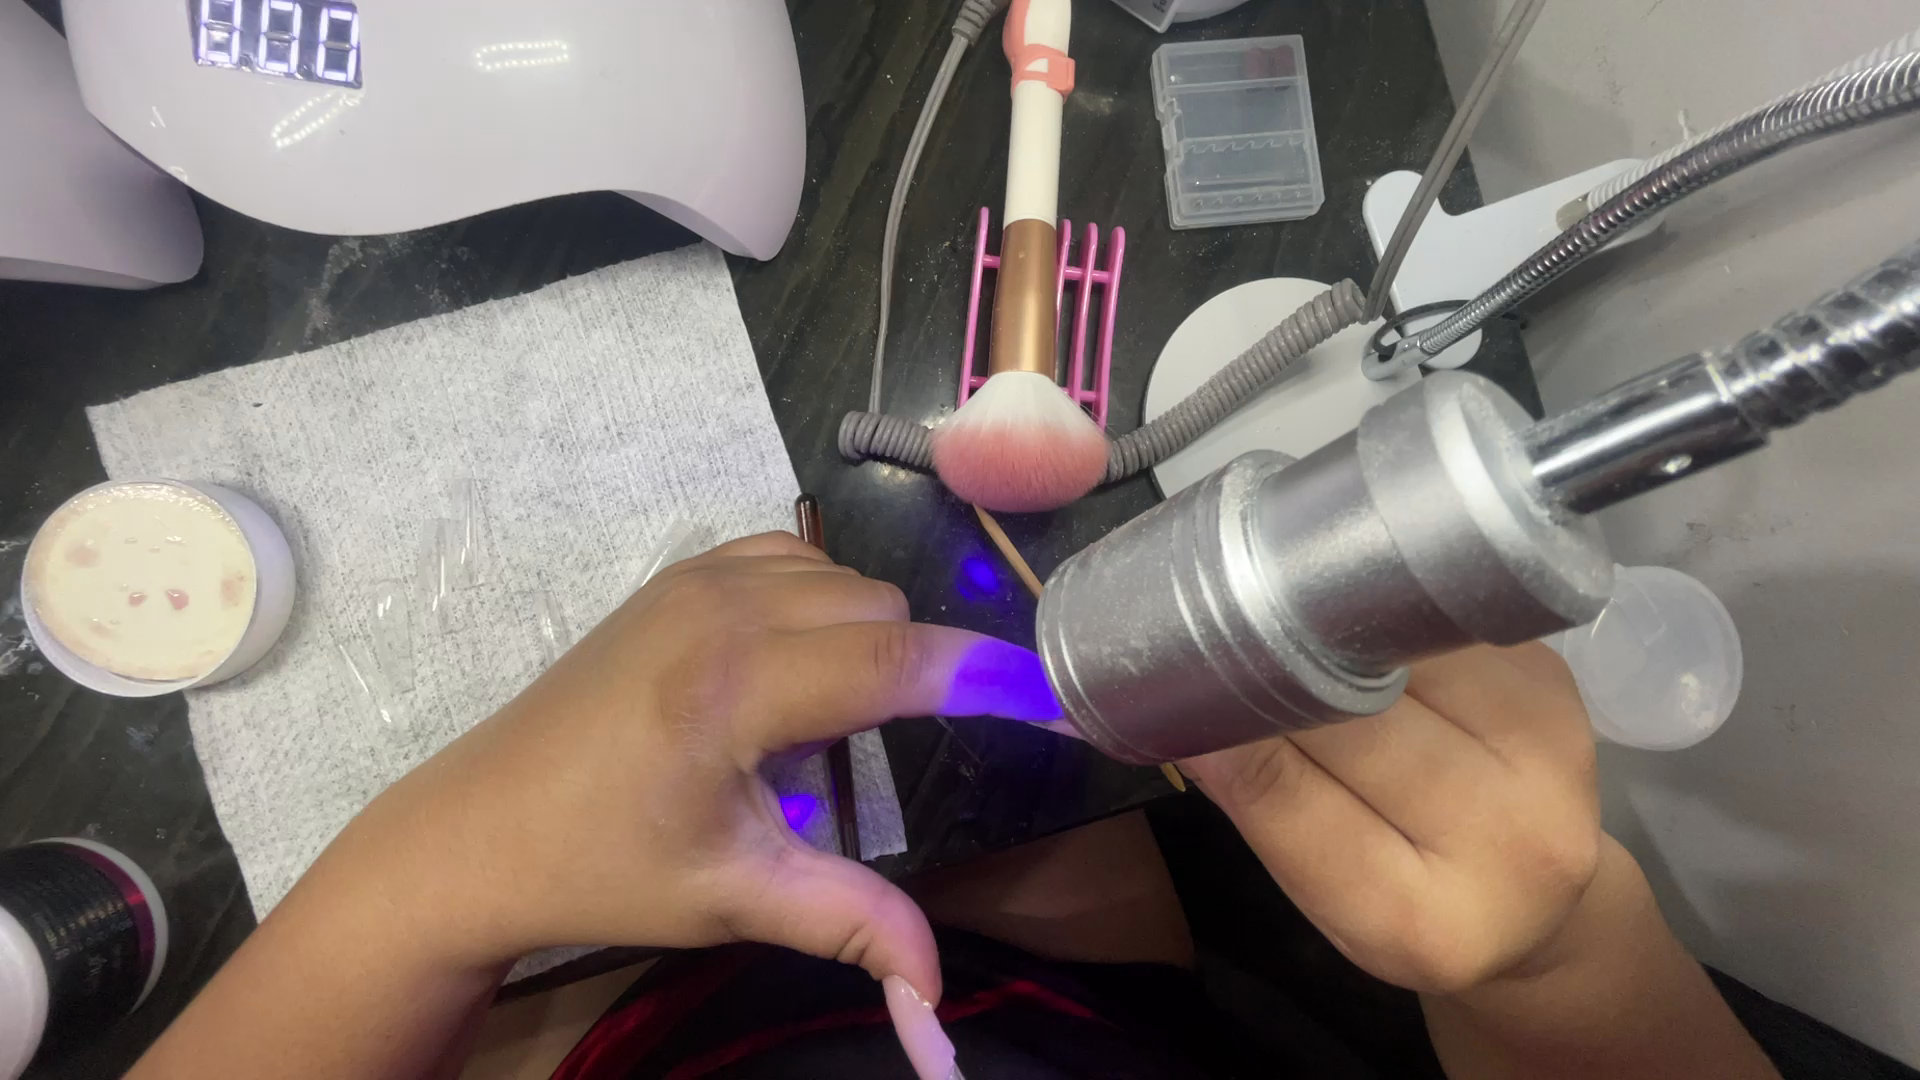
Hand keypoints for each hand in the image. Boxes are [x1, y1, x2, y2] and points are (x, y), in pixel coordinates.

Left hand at [315, 532, 1059, 1002]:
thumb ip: (854, 927)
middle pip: (883, 610)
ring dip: (865, 635)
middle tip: (867, 749)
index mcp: (738, 688)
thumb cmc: (608, 866)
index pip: (897, 661)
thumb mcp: (736, 896)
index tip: (1047, 699)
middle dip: (910, 669)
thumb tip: (942, 1006)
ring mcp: (701, 577)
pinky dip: (822, 597)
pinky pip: (797, 555)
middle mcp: (726, 608)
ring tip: (818, 710)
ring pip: (846, 578)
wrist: (478, 824)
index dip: (985, 677)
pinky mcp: (684, 571)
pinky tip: (790, 654)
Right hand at [1181, 644, 1600, 995]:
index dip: (1223, 730)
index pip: (1284, 797)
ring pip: (1392, 655)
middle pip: (1347, 715)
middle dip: (1273, 662)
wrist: (1533, 897)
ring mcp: (1550, 758)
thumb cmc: (1396, 888)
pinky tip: (1348, 615)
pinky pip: (1437, 626)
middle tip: (1211, 622)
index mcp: (1416, 922)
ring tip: (1275, 606)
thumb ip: (1251, 794)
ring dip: (1325, 626)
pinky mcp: (1555, 687)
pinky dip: (1379, 612)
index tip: (1170, 679)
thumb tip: (1170, 700)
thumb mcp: (1312, 879)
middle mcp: (1506, 846)